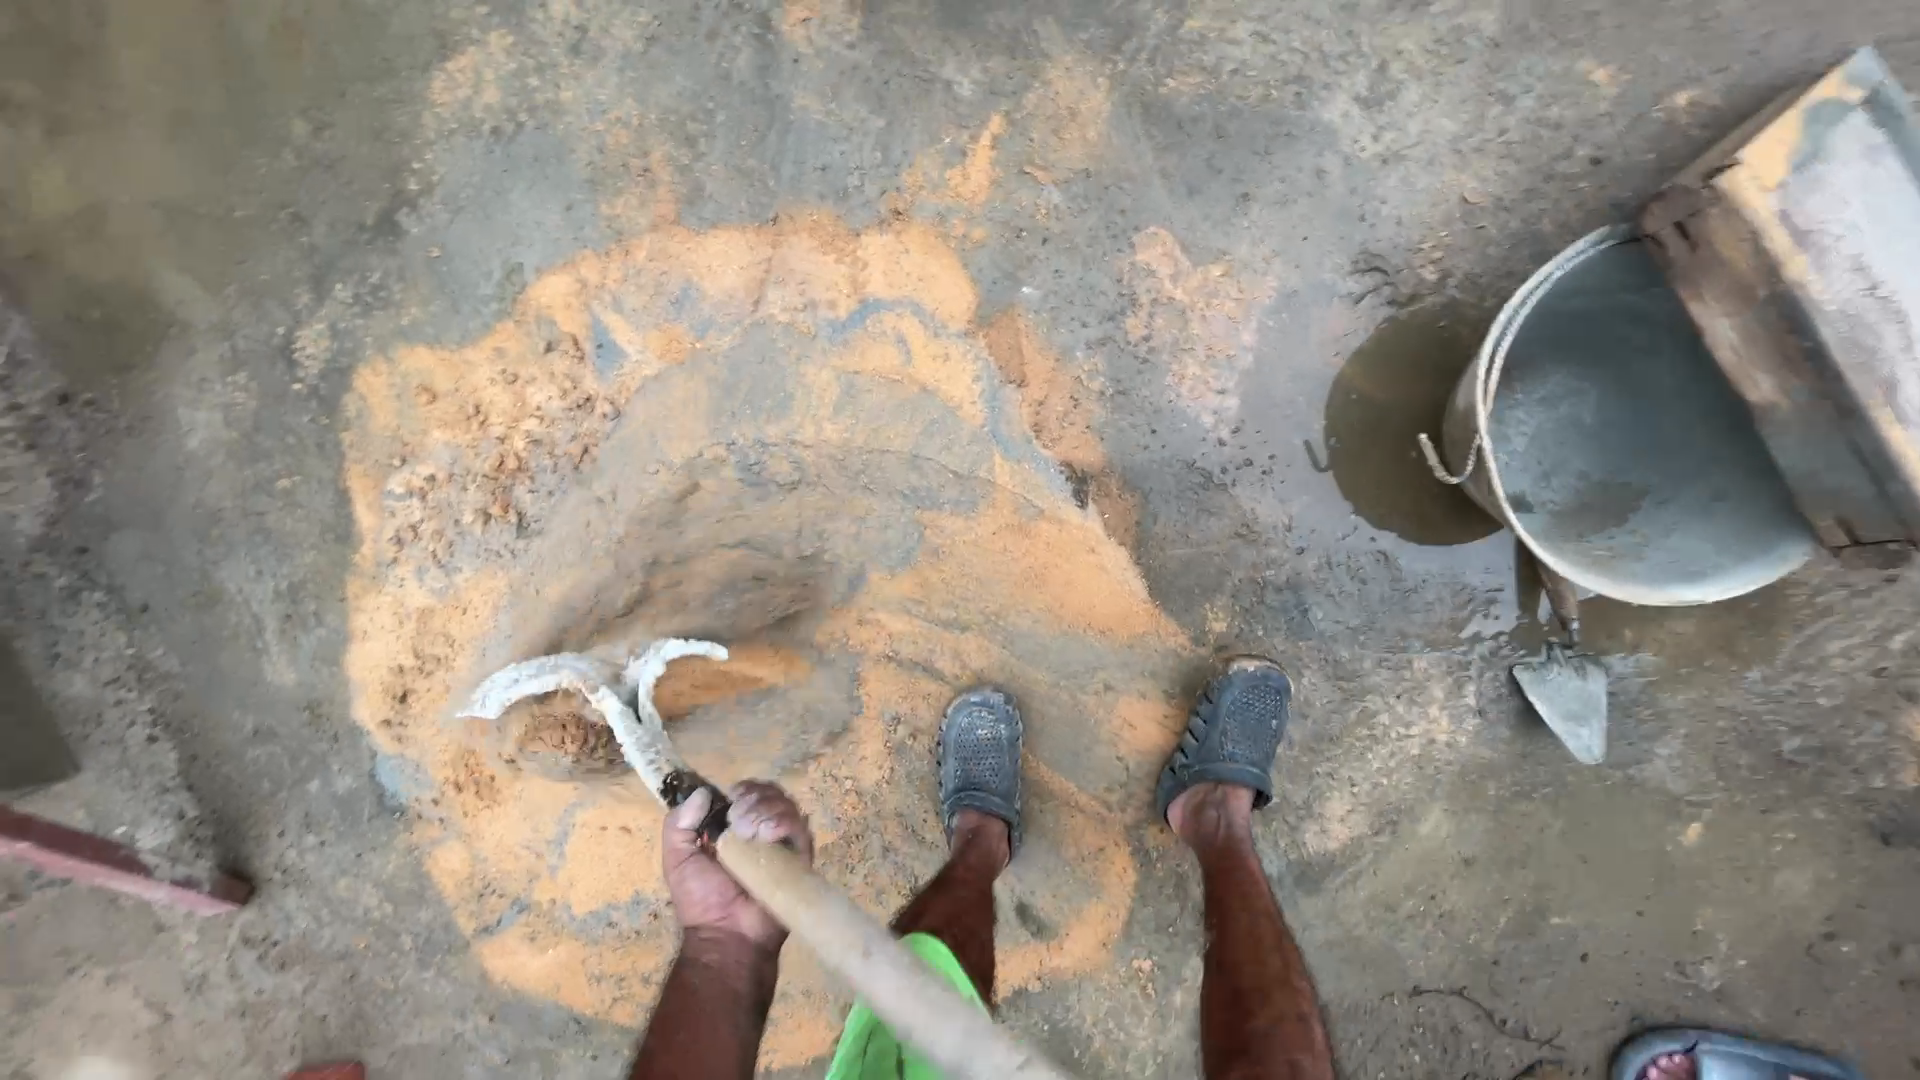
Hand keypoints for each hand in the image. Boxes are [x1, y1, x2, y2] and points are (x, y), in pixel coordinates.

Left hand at [662, 780, 813, 950]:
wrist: (726, 934)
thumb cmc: (701, 900)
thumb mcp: (677, 858)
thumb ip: (679, 823)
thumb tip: (703, 791)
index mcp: (737, 828)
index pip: (750, 792)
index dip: (743, 788)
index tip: (732, 797)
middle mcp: (763, 831)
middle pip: (770, 792)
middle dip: (754, 797)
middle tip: (738, 818)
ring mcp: (784, 843)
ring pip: (786, 804)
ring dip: (766, 808)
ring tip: (748, 831)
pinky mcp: (800, 856)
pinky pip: (800, 827)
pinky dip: (784, 822)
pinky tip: (767, 835)